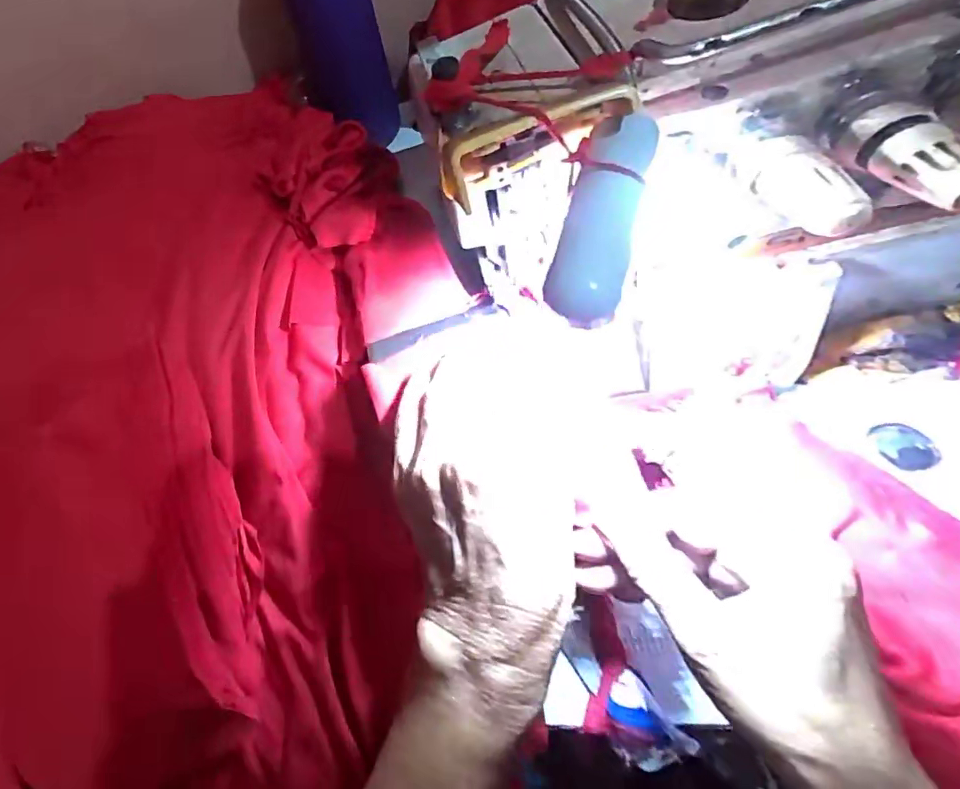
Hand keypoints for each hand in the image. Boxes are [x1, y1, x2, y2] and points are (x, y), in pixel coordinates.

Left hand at [369, 325, 576, 788]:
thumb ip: (548, 445)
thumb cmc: (535, 574)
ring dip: (443, 364)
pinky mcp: (399, 475)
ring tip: (463, 350)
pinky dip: (420, 390)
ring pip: (422, 394)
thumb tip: (544, 397)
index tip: (526, 341)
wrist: (479, 621)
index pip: (498, 389)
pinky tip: (432, 381)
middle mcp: (443, 458)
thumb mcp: (560, 508)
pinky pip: (404, 417)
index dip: (512, 358)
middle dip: (473, 351)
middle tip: (493, 337)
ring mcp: (413, 465)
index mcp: (492, 468)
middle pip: (451, 382)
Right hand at [582, 417, 934, 788]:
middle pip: (684, 517)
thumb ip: (647, 559)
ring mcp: (773, 566)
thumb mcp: (703, 631)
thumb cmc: (781, 703)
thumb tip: (595, 502)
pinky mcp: (760, 588)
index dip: (628, 499)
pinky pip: (697, 565)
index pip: (688, 501)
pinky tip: (617, 583)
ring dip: (635, 555)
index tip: (581, 494)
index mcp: (786, 545)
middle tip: (577, 545)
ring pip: (684, 542)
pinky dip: (659, 574)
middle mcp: (785, 542)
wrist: (844, 779)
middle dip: (625, 532)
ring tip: (588, 569)